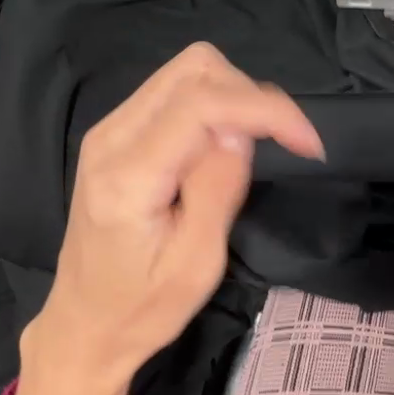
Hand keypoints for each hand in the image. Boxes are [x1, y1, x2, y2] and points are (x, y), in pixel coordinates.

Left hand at [11, 43, 324, 394]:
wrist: (85, 325)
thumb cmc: (144, 308)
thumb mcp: (196, 264)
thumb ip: (218, 188)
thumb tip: (243, 131)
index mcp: (129, 176)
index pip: (202, 104)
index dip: (265, 109)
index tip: (308, 142)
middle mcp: (111, 137)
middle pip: (195, 69)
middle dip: (252, 96)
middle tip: (282, 142)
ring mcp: (109, 129)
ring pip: (187, 71)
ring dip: (235, 96)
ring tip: (259, 143)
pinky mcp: (117, 132)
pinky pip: (175, 90)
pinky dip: (216, 102)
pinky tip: (227, 143)